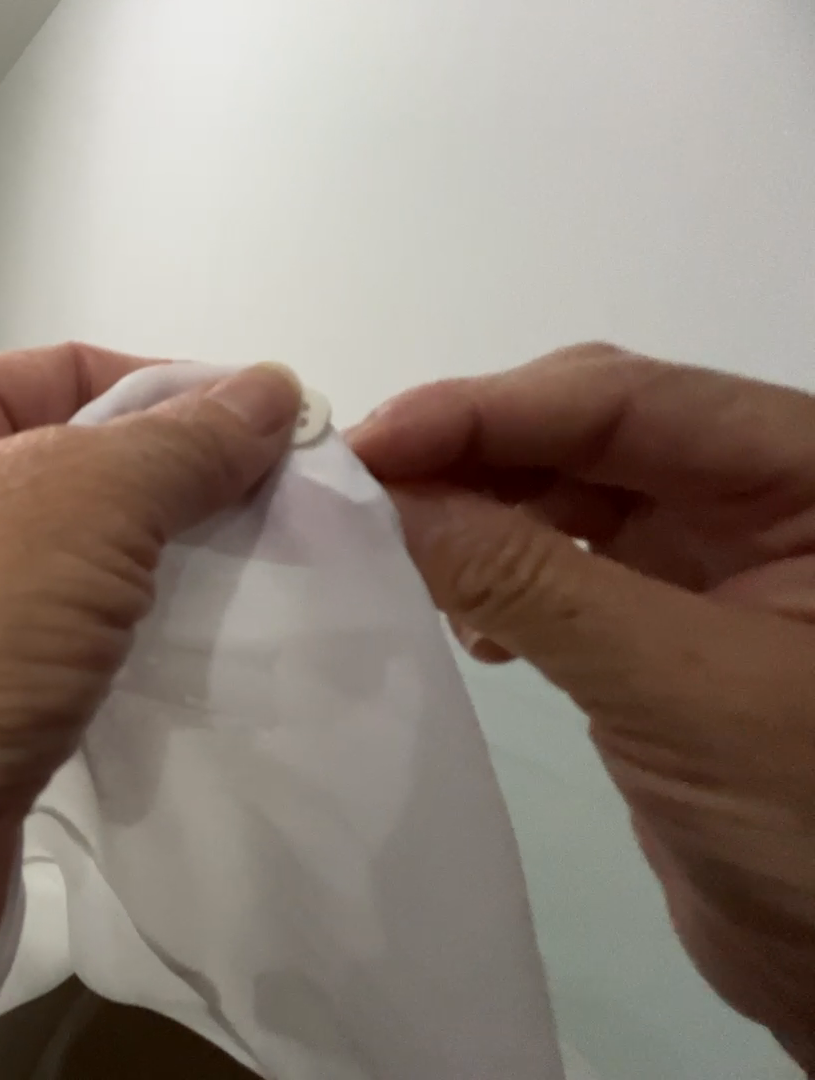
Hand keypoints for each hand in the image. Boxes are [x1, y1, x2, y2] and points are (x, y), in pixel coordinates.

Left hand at [0, 343, 302, 1073]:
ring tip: (261, 581)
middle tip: (286, 514)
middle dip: (172, 490)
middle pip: (65, 470)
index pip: (58, 372)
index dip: (173, 388)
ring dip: (155, 573)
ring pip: (67, 566)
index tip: (279, 425)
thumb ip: (178, 444)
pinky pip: (56, 643)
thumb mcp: (72, 503)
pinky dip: (124, 643)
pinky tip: (196, 651)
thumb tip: (269, 391)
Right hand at [348, 343, 814, 1066]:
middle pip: (579, 431)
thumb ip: (525, 578)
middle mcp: (766, 500)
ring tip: (398, 554)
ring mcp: (711, 560)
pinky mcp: (659, 619)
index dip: (478, 410)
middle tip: (355, 494)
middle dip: (461, 452)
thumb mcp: (677, 686)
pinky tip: (463, 618)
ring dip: (463, 512)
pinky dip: (483, 571)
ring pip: (553, 491)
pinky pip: (547, 558)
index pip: (621, 400)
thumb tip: (380, 501)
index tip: (360, 449)